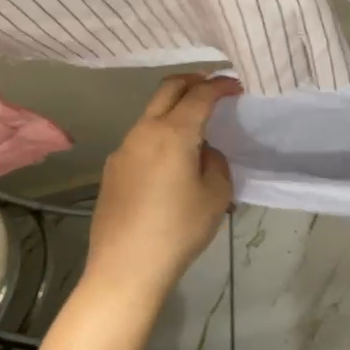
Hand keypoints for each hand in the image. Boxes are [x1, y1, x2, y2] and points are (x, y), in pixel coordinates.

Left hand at [87, 74, 242, 292]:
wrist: (125, 268)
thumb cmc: (178, 230)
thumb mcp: (217, 194)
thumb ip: (215, 162)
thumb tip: (203, 153)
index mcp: (173, 134)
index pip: (200, 95)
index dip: (221, 85)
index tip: (236, 86)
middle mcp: (143, 133)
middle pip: (168, 89)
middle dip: (193, 81)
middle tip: (214, 87)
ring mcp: (123, 150)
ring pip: (151, 113)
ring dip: (175, 109)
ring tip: (197, 127)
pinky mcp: (112, 170)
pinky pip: (141, 139)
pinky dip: (161, 134)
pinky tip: (173, 160)